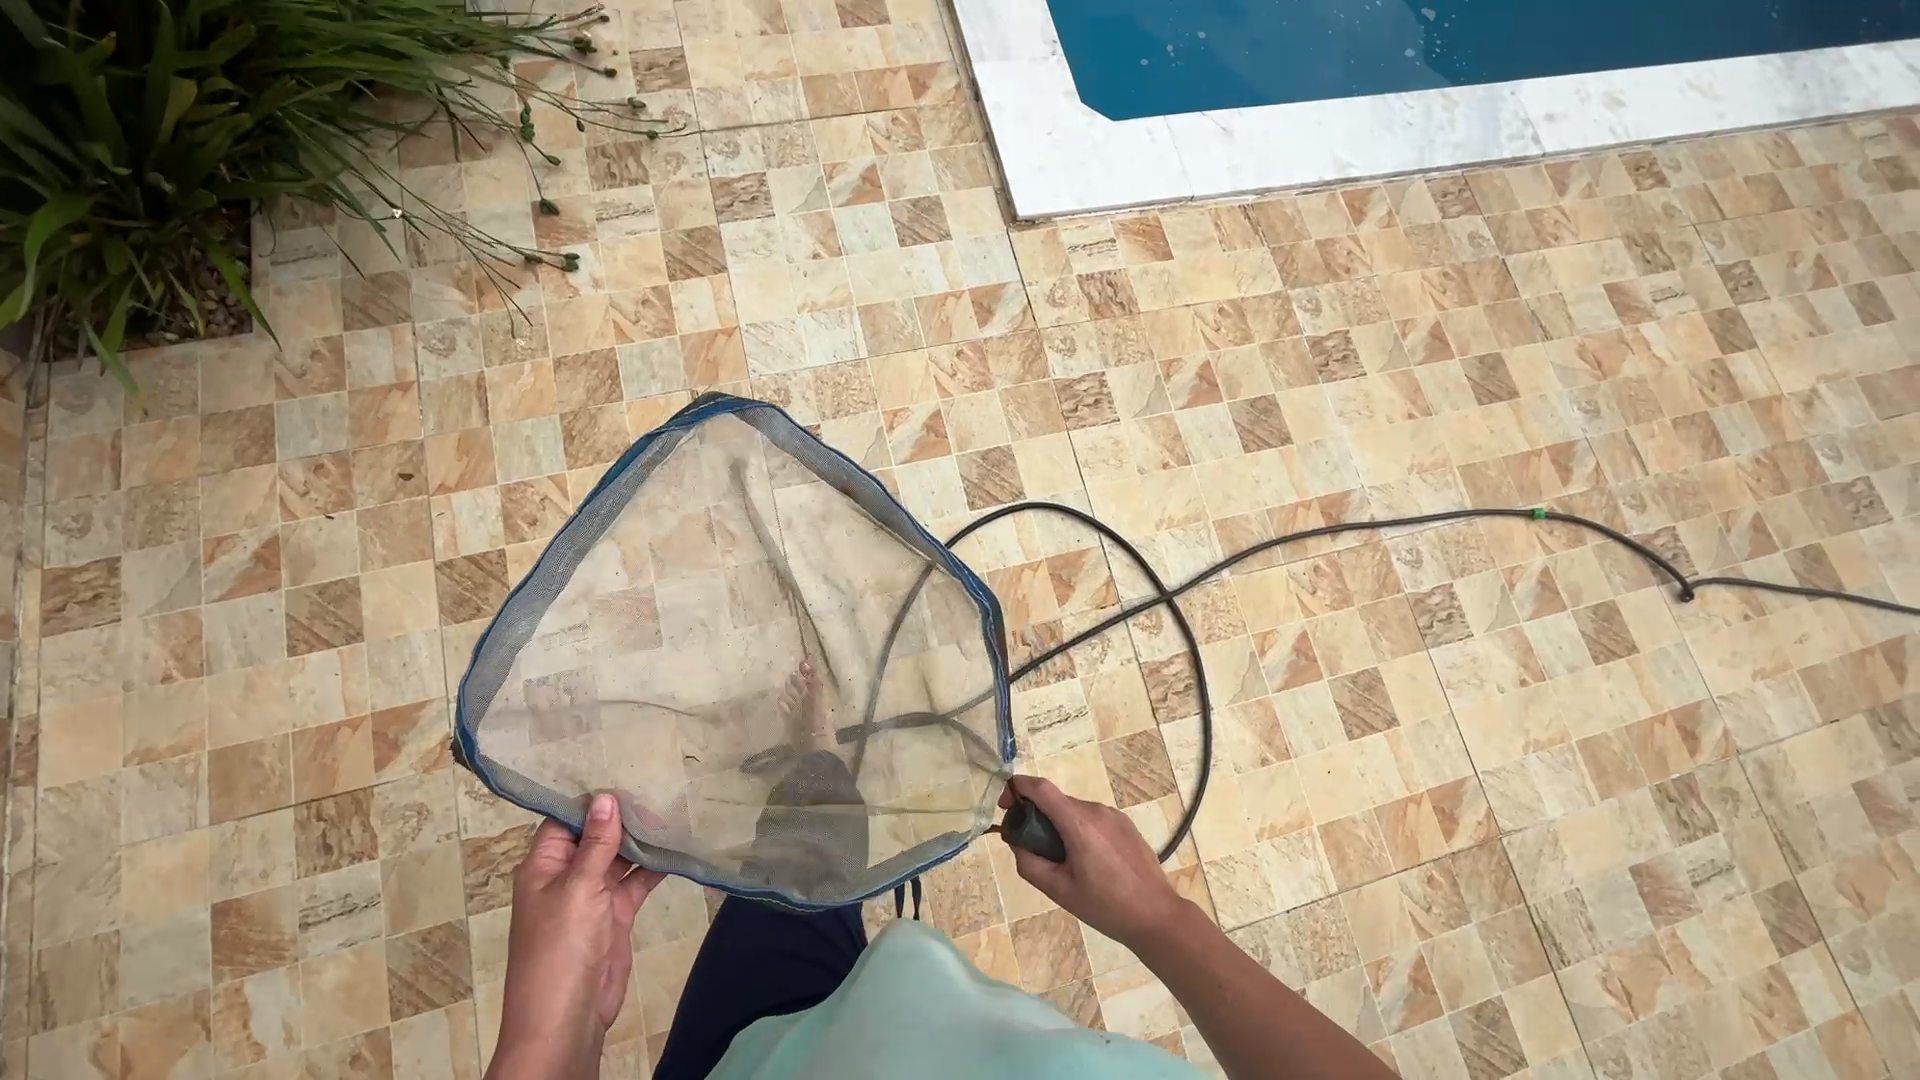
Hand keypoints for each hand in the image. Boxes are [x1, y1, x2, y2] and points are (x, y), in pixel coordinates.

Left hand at [491, 793, 663, 1077]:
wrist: (567, 1017)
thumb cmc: (559, 948)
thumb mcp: (577, 889)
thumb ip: (596, 844)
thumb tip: (605, 797)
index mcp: (543, 866)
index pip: (566, 820)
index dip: (592, 798)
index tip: (624, 767)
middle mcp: (567, 875)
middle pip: (596, 835)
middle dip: (623, 813)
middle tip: (658, 779)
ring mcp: (593, 895)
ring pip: (620, 856)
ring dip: (643, 838)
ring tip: (674, 804)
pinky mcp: (616, 913)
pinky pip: (637, 881)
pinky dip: (656, 865)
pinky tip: (679, 844)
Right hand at [997, 775, 1185, 949]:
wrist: (1156, 916)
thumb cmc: (1105, 906)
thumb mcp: (1059, 891)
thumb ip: (1029, 863)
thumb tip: (1016, 842)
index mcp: (1078, 823)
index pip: (1041, 787)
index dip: (1017, 788)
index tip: (1006, 807)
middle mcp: (1096, 810)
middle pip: (1056, 801)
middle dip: (1036, 816)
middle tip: (1029, 846)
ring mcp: (1114, 816)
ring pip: (1074, 811)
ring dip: (1059, 825)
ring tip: (1061, 860)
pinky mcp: (1126, 825)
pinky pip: (1093, 819)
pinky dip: (1079, 830)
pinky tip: (1087, 861)